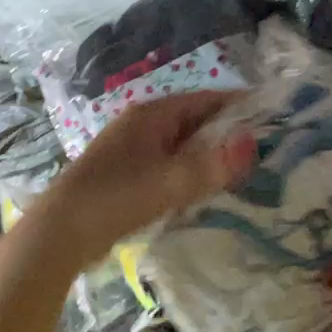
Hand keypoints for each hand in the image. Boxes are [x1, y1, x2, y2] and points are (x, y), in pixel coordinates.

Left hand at [31, 91, 255, 264]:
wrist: (59, 233)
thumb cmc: (117, 197)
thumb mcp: (173, 181)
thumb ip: (216, 164)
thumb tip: (254, 143)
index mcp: (153, 114)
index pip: (207, 99)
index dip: (239, 107)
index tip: (272, 118)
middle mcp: (142, 123)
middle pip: (195, 120)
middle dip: (227, 133)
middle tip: (264, 149)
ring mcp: (131, 149)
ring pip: (181, 145)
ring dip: (208, 156)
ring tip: (242, 172)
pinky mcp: (124, 175)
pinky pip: (167, 165)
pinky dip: (188, 173)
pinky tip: (203, 192)